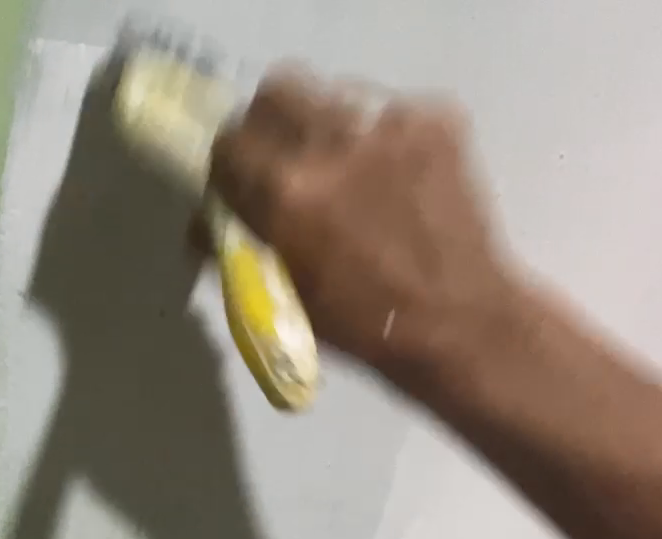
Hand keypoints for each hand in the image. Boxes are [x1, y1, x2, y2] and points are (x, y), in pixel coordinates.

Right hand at [209, 66, 521, 386]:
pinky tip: (385, 179)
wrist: (455, 320)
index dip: (226, 167)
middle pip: (277, 93)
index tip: (235, 184)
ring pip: (330, 96)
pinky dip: (372, 140)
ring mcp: (389, 124)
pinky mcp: (435, 118)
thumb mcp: (276, 288)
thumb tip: (205, 221)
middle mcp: (332, 145)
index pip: (228, 146)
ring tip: (338, 172)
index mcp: (285, 196)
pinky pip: (383, 110)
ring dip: (320, 130)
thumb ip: (240, 240)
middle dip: (268, 125)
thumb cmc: (354, 321)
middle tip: (277, 161)